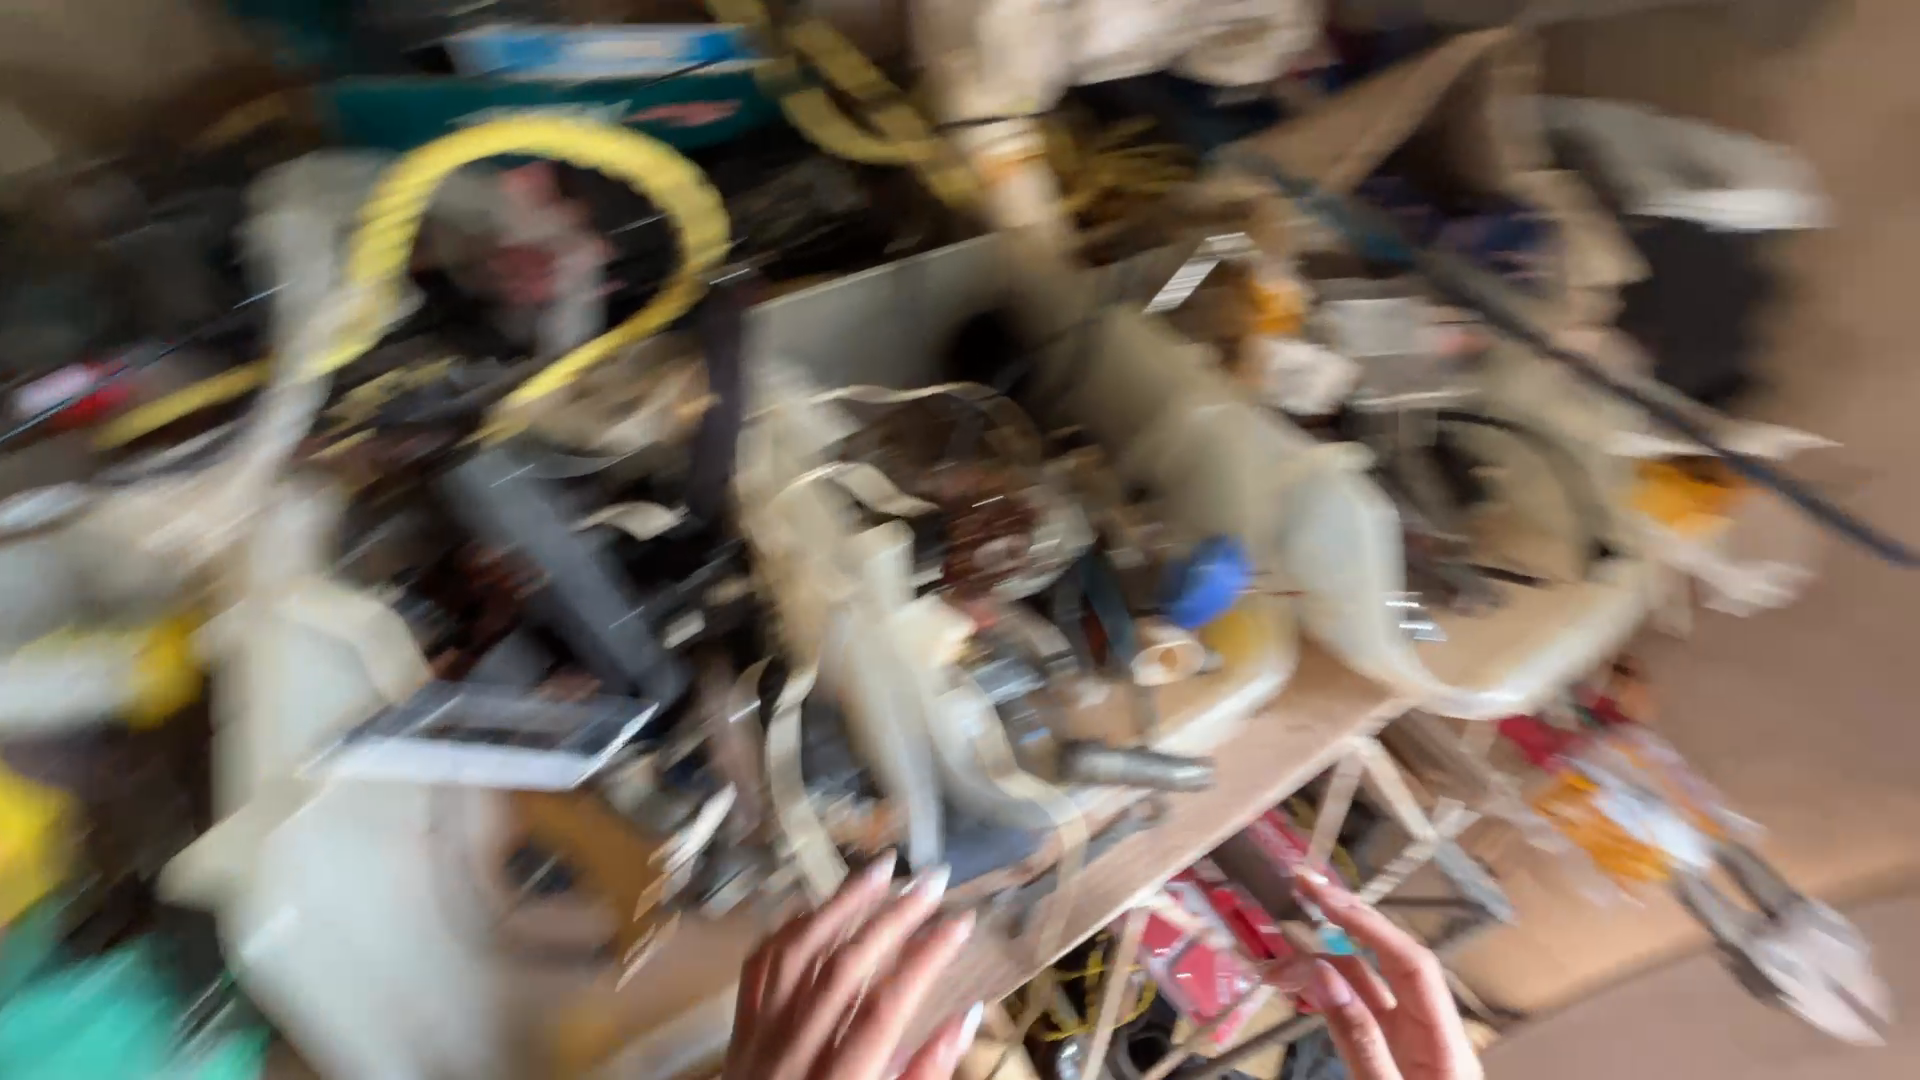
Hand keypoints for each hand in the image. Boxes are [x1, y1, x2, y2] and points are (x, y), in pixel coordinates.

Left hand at [725, 855, 984, 1079]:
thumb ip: (925, 1074)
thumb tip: (967, 1015)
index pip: (888, 1007)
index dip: (927, 957)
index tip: (963, 920)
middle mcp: (793, 1054)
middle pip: (844, 969)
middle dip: (894, 917)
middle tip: (933, 881)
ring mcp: (758, 1038)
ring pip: (798, 952)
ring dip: (843, 902)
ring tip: (882, 868)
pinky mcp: (738, 1031)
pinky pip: (761, 964)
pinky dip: (792, 927)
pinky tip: (821, 904)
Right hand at [1292, 871, 1482, 1079]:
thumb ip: (1359, 1041)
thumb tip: (1322, 973)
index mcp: (1444, 1044)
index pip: (1407, 962)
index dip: (1364, 922)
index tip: (1317, 895)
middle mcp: (1428, 1032)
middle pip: (1386, 960)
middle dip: (1342, 921)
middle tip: (1296, 888)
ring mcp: (1407, 1043)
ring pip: (1362, 981)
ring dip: (1319, 958)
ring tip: (1273, 957)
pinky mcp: (1387, 1055)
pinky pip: (1352, 1007)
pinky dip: (1320, 988)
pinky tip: (1292, 985)